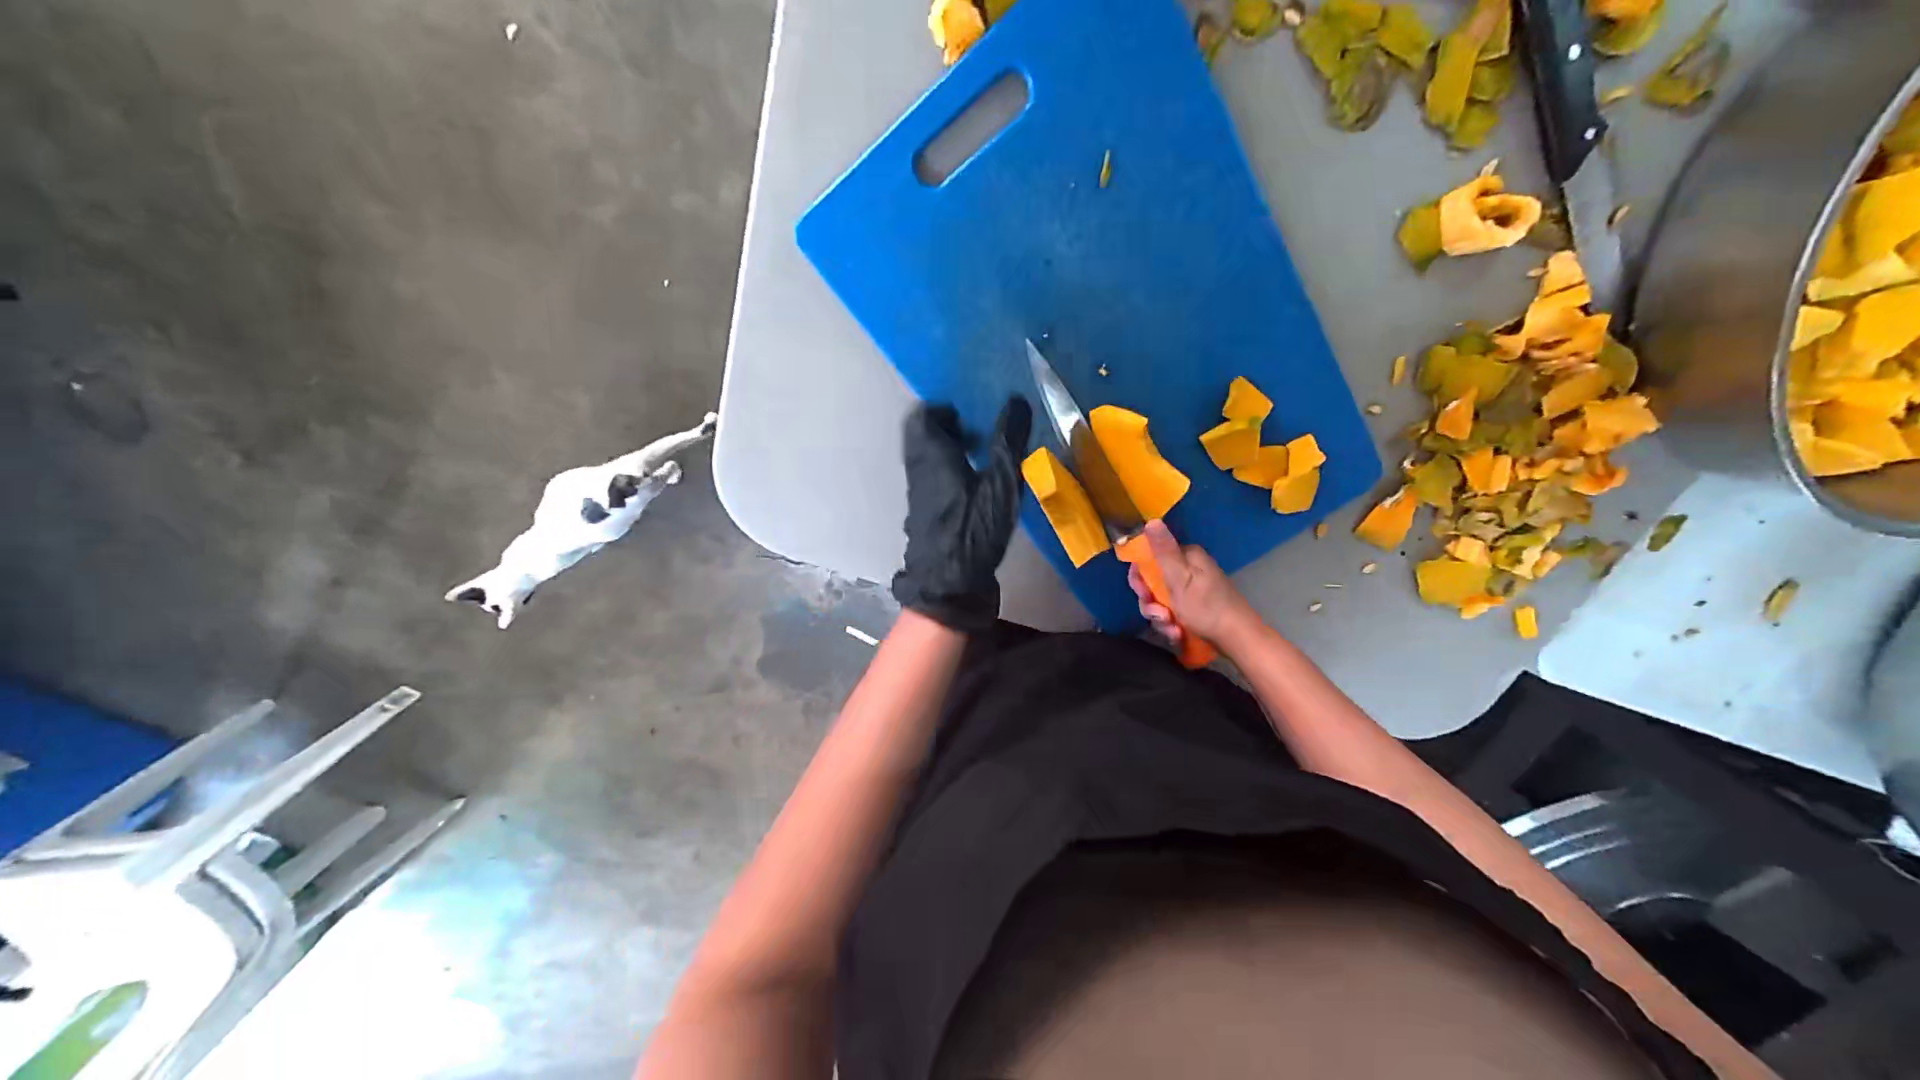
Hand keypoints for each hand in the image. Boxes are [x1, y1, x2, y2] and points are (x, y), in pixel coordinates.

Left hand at [892, 397, 1031, 633]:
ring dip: (947, 453)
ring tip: (980, 458)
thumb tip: (1016, 400)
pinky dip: (947, 474)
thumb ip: (1009, 442)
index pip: (923, 417)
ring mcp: (918, 496)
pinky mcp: (924, 516)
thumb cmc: (974, 530)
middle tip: (977, 431)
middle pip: (922, 439)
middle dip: (945, 430)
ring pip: (925, 461)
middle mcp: (918, 472)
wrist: (948, 585)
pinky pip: (931, 481)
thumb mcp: (1001, 483)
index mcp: (932, 456)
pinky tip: (974, 489)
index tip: (969, 411)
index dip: (943, 409)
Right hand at [1127, 519, 1262, 651]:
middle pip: (1152, 584)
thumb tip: (1151, 520)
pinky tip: (1179, 635)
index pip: (1148, 559)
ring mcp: (1190, 590)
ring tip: (1172, 629)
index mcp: (1186, 556)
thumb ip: (1163, 550)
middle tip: (1161, 616)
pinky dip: (1171, 626)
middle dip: (1151, 604)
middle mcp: (1188, 569)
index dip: (1139, 577)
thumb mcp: (1180, 578)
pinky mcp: (1193, 608)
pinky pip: (1171, 614)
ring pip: (1159, 602)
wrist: (1237, 638)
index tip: (1142, 593)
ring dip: (1161, 619)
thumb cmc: (1206, 607)